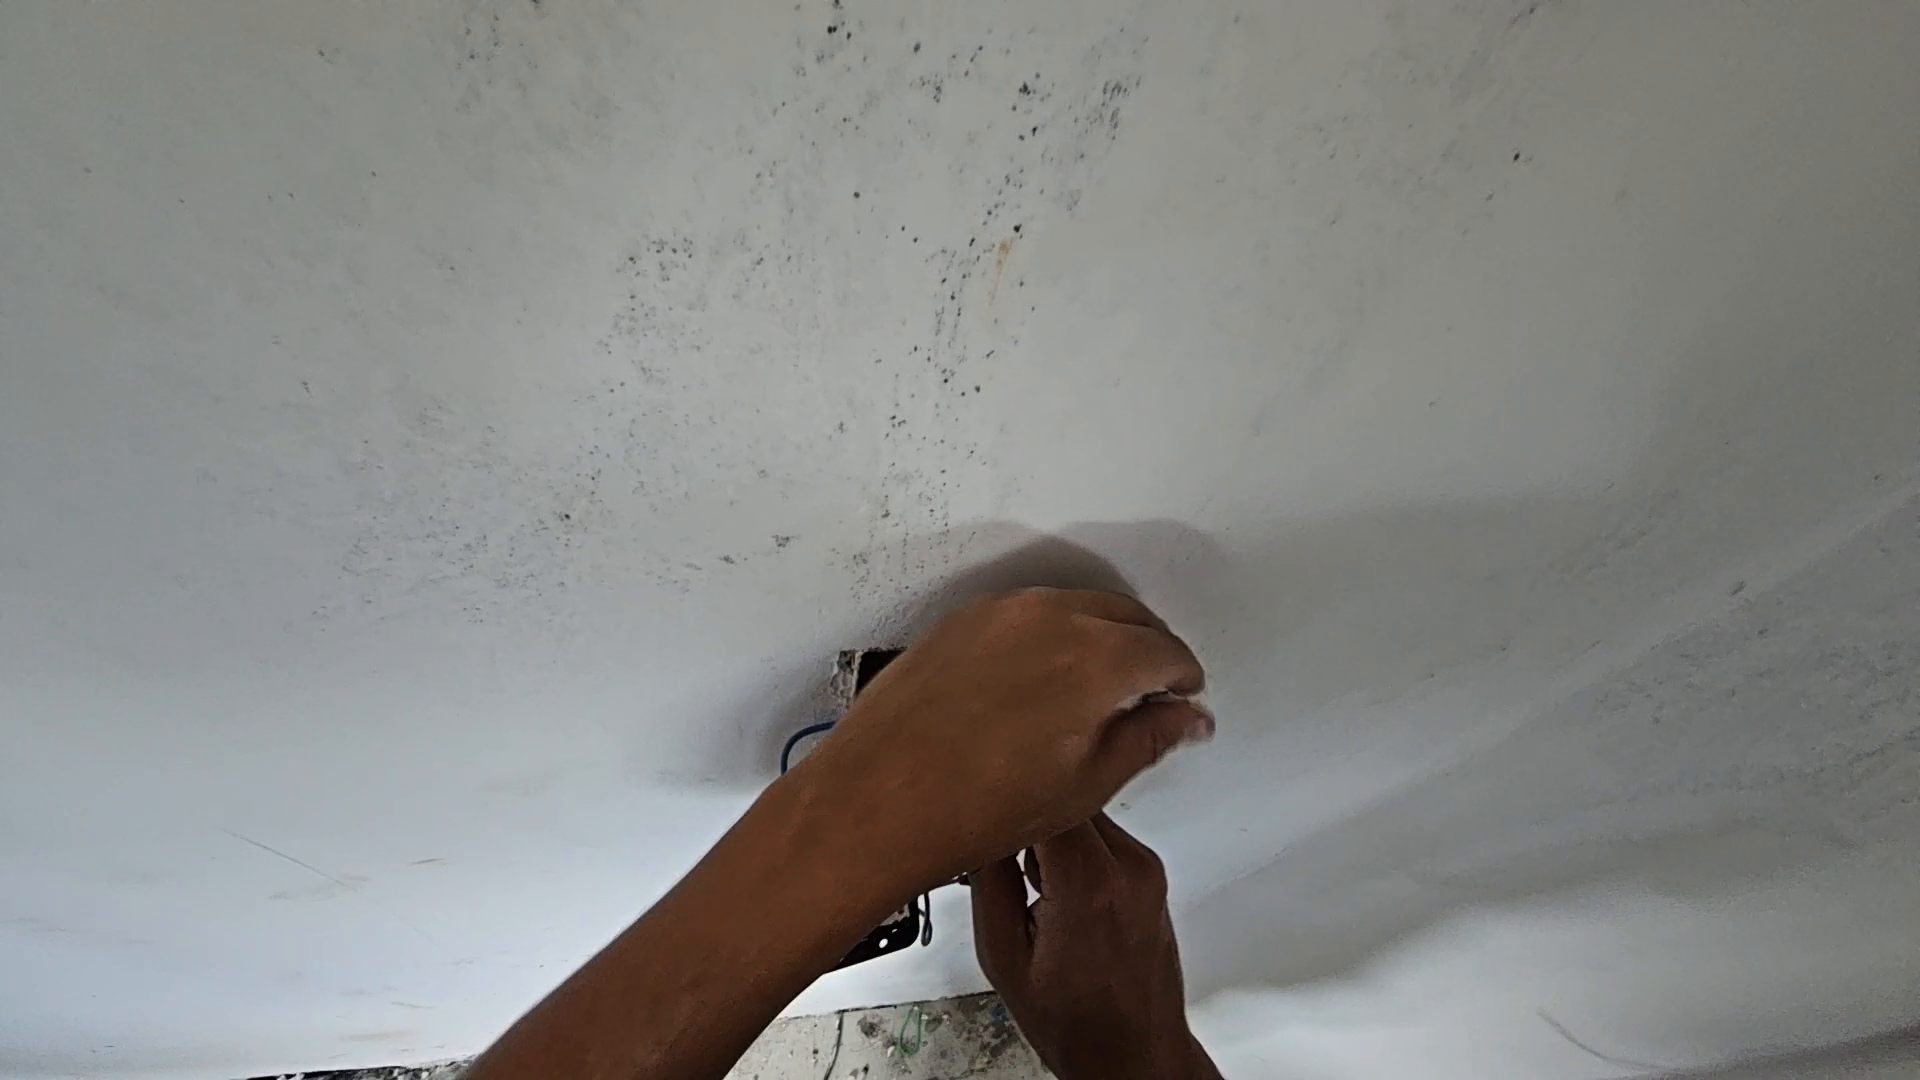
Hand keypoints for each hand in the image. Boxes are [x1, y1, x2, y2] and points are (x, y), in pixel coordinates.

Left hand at [787, 587, 1210, 891]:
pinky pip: (1027, 613)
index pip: (1166, 649)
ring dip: (1099, 635)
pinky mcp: (963, 619)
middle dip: (1148, 648)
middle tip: (1151, 690)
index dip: (1184, 675)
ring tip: (1096, 687)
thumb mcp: (1086, 783)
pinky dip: (1051, 633)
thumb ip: (1148, 737)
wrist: (878, 796)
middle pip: (1125, 616)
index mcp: (1095, 656)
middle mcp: (1049, 617)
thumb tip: (1185, 718)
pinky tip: (1041, 676)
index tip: (1183, 693)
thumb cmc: (972, 803)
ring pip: (1075, 607)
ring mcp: (1000, 612)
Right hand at [972, 814, 1221, 1079]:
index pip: (1046, 795)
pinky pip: (1101, 829)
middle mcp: (1127, 866)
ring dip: (1052, 828)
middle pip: (1067, 795)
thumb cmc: (1073, 1021)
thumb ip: (988, 878)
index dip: (1011, 794)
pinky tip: (1059, 883)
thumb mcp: (1002, 954)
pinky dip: (1075, 843)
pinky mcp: (1150, 868)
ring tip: (1034, 878)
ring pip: (1084, 806)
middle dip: (1029, 812)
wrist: (1133, 1055)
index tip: (988, 803)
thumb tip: (981, 824)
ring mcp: (1144, 865)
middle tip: (1003, 847)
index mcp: (1088, 885)